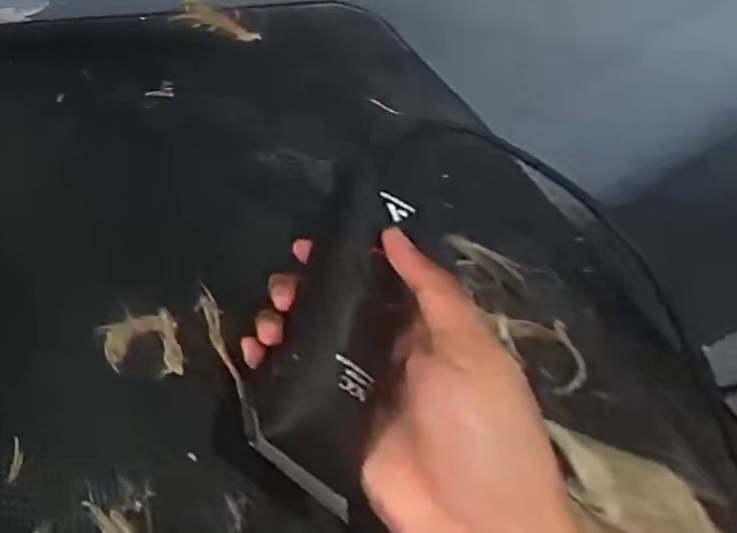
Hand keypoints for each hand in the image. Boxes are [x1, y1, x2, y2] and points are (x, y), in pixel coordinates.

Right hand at [241, 227, 574, 532]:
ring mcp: (348, 385)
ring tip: (270, 324)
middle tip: (284, 292)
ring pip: (299, 335)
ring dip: (275, 318)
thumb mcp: (475, 354)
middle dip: (296, 288)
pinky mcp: (324, 415)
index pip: (368, 281)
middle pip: (325, 305)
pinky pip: (284, 377)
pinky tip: (252, 350)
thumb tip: (391, 234)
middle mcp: (377, 351)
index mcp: (415, 332)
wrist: (477, 528)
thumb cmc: (484, 431)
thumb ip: (434, 291)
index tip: (304, 248)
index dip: (336, 260)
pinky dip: (261, 357)